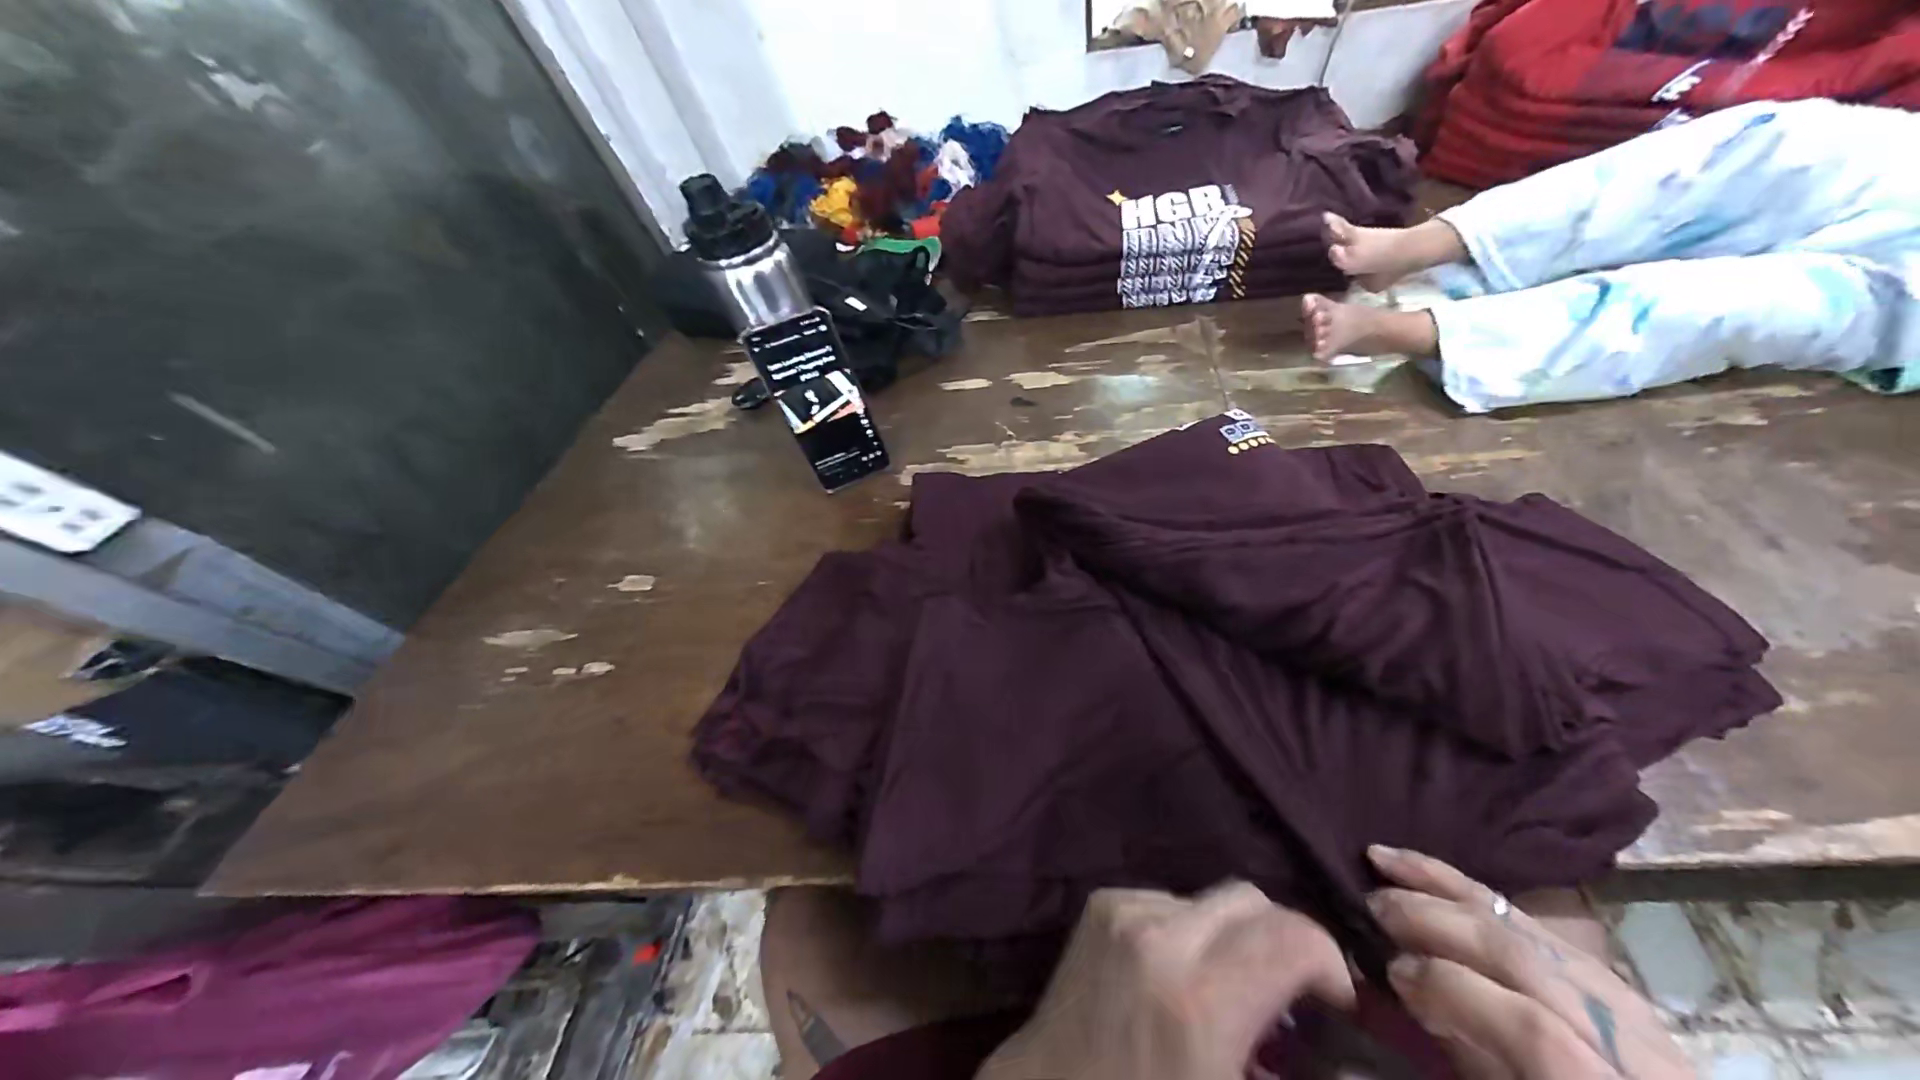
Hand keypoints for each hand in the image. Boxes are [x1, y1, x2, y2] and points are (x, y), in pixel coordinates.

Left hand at [977, 881, 1354, 1079]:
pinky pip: (1170, 900)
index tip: (1333, 1009)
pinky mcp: (1101, 902)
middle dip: (1283, 944)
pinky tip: (1174, 975)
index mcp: (1201, 1000)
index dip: (1331, 966)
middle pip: (1255, 901)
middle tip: (1287, 998)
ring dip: (1233, 938)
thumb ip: (1293, 1072)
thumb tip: (1350, 1061)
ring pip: (1211, 899)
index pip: (1294, 936)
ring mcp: (1124, 910)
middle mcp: (1162, 936)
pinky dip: (1188, 931)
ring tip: (1225, 990)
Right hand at [1367, 846, 1694, 1079]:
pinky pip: (1541, 928)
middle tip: (1371, 904)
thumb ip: (1464, 1052)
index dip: (1451, 987)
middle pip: (1524, 957)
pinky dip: (1480, 896)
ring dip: (1446, 885)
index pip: (1530, 1025)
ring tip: (1386, 860)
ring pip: (1532, 927)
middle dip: (1435, 918)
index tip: (1390, 971)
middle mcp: (1632, 1047)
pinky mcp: (1621, 990)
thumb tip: (1400, 984)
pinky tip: (1439, 879)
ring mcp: (1633, 1012)